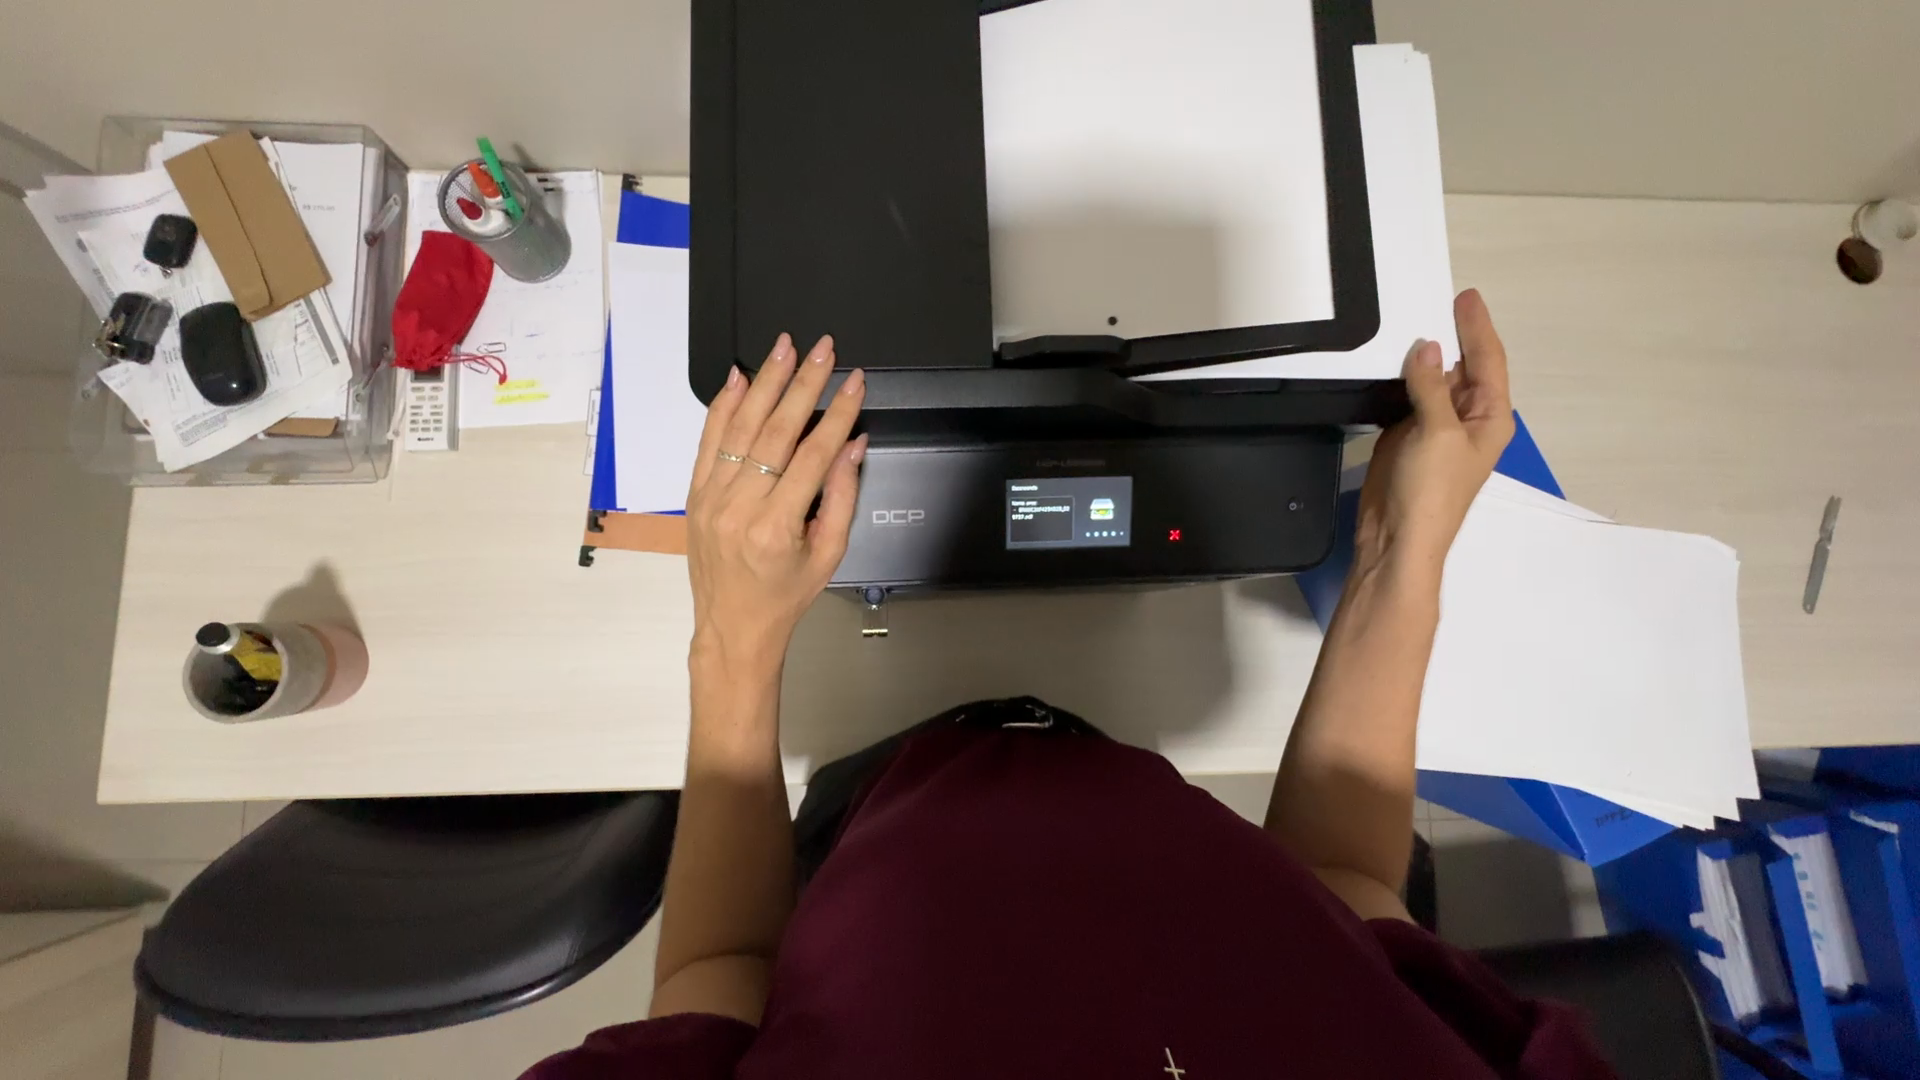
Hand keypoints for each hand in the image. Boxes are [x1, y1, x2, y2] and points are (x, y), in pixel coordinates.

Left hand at [686, 333, 866, 674]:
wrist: (732, 625)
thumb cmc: (784, 595)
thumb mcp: (828, 554)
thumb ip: (842, 496)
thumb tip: (852, 444)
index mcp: (777, 526)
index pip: (813, 454)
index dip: (838, 413)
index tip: (855, 382)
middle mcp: (738, 506)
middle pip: (776, 430)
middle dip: (804, 383)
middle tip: (823, 349)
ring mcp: (711, 497)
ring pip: (740, 426)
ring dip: (765, 382)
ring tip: (784, 347)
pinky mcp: (695, 493)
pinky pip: (708, 439)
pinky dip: (723, 404)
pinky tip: (740, 376)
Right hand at [1355, 289, 1514, 571]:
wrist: (1396, 536)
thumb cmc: (1429, 490)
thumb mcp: (1436, 432)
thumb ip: (1430, 387)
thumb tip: (1425, 347)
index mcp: (1488, 417)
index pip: (1487, 361)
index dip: (1477, 328)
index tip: (1465, 296)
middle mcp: (1465, 420)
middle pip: (1461, 369)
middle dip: (1450, 339)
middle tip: (1432, 303)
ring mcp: (1433, 431)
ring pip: (1430, 384)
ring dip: (1419, 360)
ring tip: (1405, 328)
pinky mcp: (1403, 441)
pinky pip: (1404, 402)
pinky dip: (1396, 383)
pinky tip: (1385, 367)